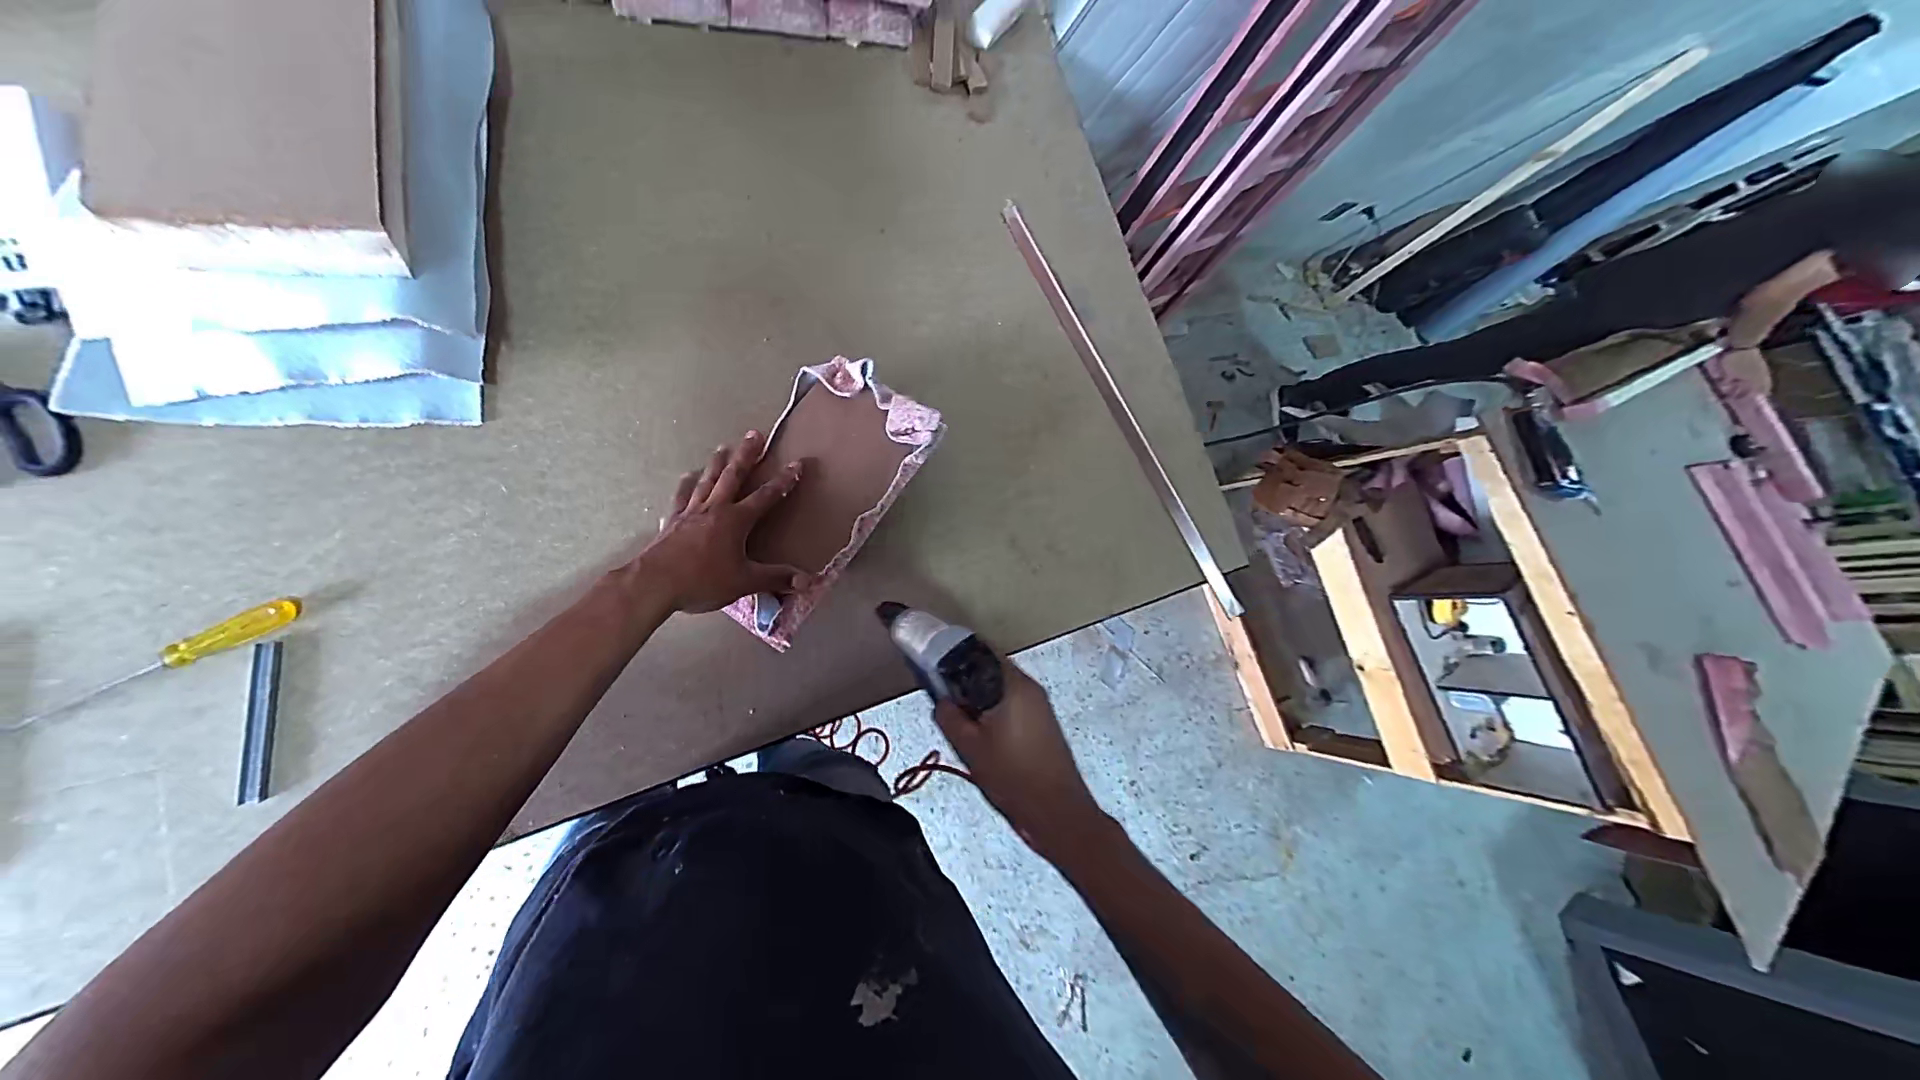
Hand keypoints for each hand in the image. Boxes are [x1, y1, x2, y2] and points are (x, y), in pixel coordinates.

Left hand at [631, 431, 811, 613]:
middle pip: (733, 475)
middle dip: (746, 455)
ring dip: (718, 463)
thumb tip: (807, 581)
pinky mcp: (672, 521)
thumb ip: (776, 578)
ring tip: (724, 447)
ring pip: (708, 480)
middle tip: (754, 434)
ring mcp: (691, 513)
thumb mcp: (745, 581)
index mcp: (736, 520)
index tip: (796, 464)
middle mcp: (715, 509)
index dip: (784, 481)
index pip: (766, 496)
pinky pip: (681, 496)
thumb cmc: (703, 581)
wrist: (654, 584)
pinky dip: (686, 484)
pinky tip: (688, 476)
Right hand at [931, 656, 1109, 859]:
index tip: (932, 661)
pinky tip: (980, 731)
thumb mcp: (969, 747)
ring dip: (978, 694)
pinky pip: (1012, 701)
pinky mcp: (1043, 721)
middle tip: (941, 694)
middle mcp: (1029, 686)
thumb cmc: (1013, 777)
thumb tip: (942, 700)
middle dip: (964, 677)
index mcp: (1012, 684)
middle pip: (990, 667)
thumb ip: (949, 716)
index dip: (953, 652)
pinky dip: (993, 706)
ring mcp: (1039, 704)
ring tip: (958, 717)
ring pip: (1000, 686)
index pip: (980, 649)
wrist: (1057, 811)